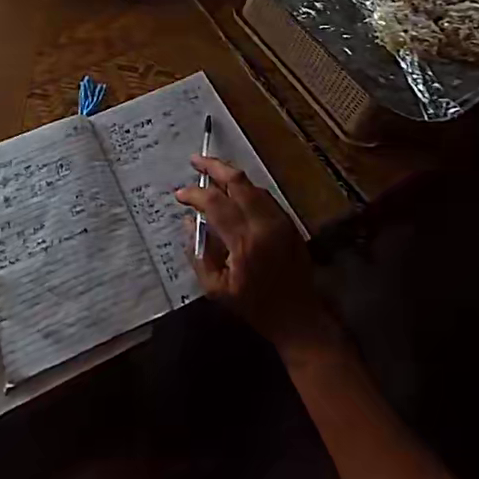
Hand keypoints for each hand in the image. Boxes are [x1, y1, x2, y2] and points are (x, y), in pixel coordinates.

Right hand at [175, 156, 337, 358]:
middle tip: (195, 160)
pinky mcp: (289, 222)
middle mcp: (263, 223)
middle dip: (214, 166)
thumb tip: (189, 222)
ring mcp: (279, 220)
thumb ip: (198, 253)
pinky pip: (264, 196)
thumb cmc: (254, 306)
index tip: (180, 195)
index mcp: (243, 241)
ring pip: (252, 185)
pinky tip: (234, 191)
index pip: (215, 202)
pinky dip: (246, 188)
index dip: (194, 193)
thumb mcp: (216, 288)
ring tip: (211, 172)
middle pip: (237, 181)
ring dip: (230, 175)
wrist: (299, 317)